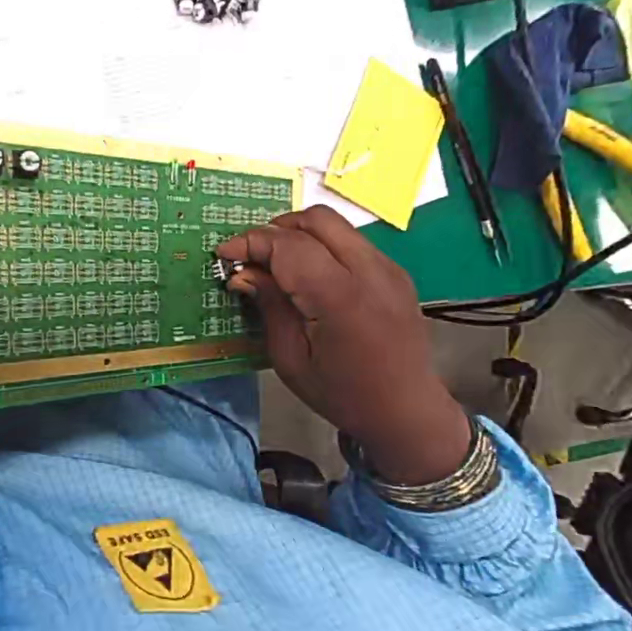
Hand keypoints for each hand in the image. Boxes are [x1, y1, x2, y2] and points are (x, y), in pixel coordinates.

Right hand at [216, 205, 470, 483]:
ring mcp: (388, 268)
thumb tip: (243, 273)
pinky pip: (351, 242)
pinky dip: (322, 246)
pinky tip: (310, 277)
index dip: (252, 242)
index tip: (225, 254)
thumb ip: (270, 307)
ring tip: (278, 265)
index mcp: (340, 298)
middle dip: (276, 229)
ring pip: (336, 225)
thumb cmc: (342, 394)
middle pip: (316, 219)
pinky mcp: (395, 272)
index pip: (289, 245)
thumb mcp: (290, 359)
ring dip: (300, 235)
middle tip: (253, 257)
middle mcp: (369, 271)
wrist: (406, 410)